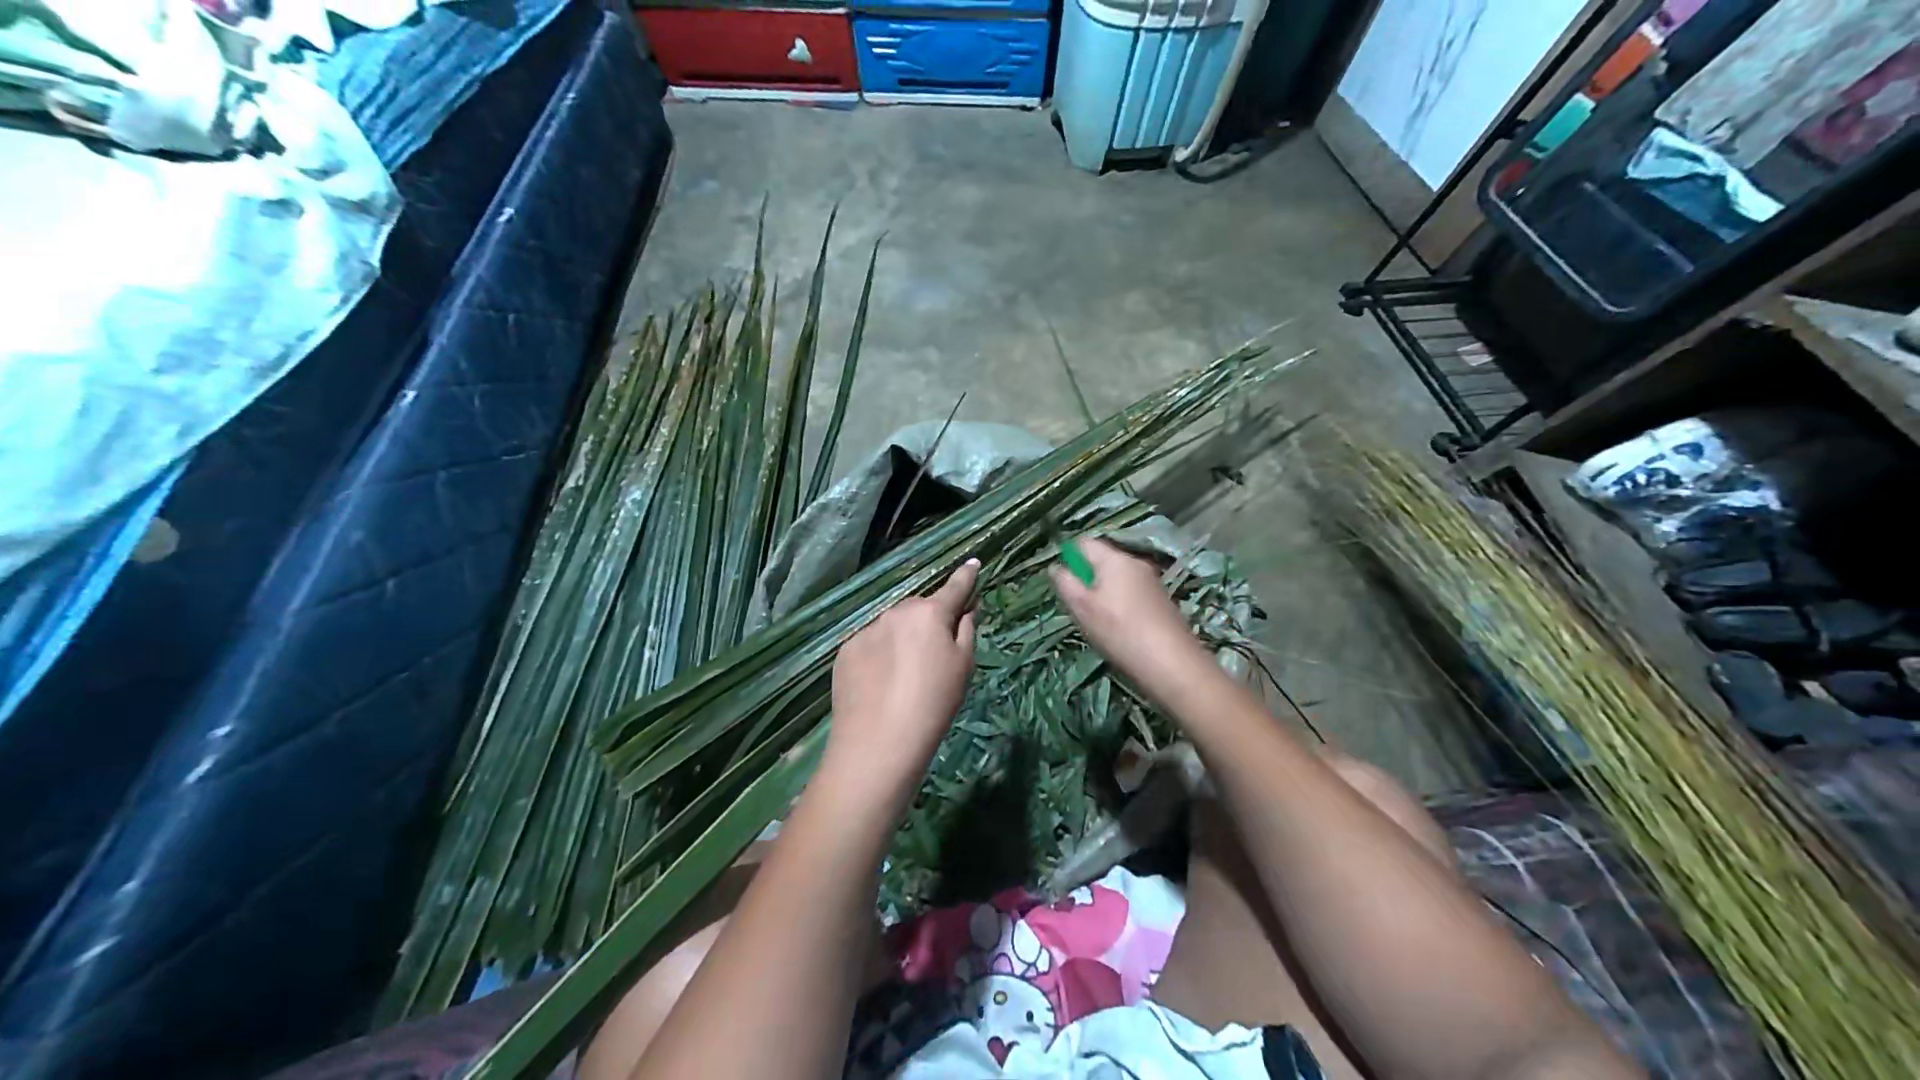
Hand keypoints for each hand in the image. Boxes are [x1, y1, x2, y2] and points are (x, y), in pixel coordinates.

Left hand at [824, 558, 979, 803]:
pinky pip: (871, 643)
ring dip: (902, 638)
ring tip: (905, 674)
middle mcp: (896, 612)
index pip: (954, 588)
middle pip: (920, 609)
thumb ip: (967, 629)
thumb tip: (967, 607)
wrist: (878, 742)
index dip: (966, 577)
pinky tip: (882, 681)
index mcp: (930, 613)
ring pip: (893, 626)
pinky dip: (880, 654)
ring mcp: (867, 629)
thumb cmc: (933, 704)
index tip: (972, 563)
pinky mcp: (846, 649)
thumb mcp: (964, 667)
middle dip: (929, 621)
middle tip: (936, 655)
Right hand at [1049, 538, 1214, 699]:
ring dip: (1103, 594)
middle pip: (1102, 560)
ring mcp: (1151, 581)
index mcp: (1114, 559)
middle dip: (1087, 578)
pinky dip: (1121, 604)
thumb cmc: (1119, 630)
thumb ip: (1065, 583)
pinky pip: (1132, 592)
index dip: (1069, 557)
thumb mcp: (1082, 607)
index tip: (1065, 584)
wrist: (1171, 662)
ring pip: (1117, 578)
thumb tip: (1056, 567)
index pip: (1083, 543)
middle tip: (1079, 607)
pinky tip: (1120, 629)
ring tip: (1099, 622)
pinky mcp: (1161, 600)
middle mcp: (1135, 563)